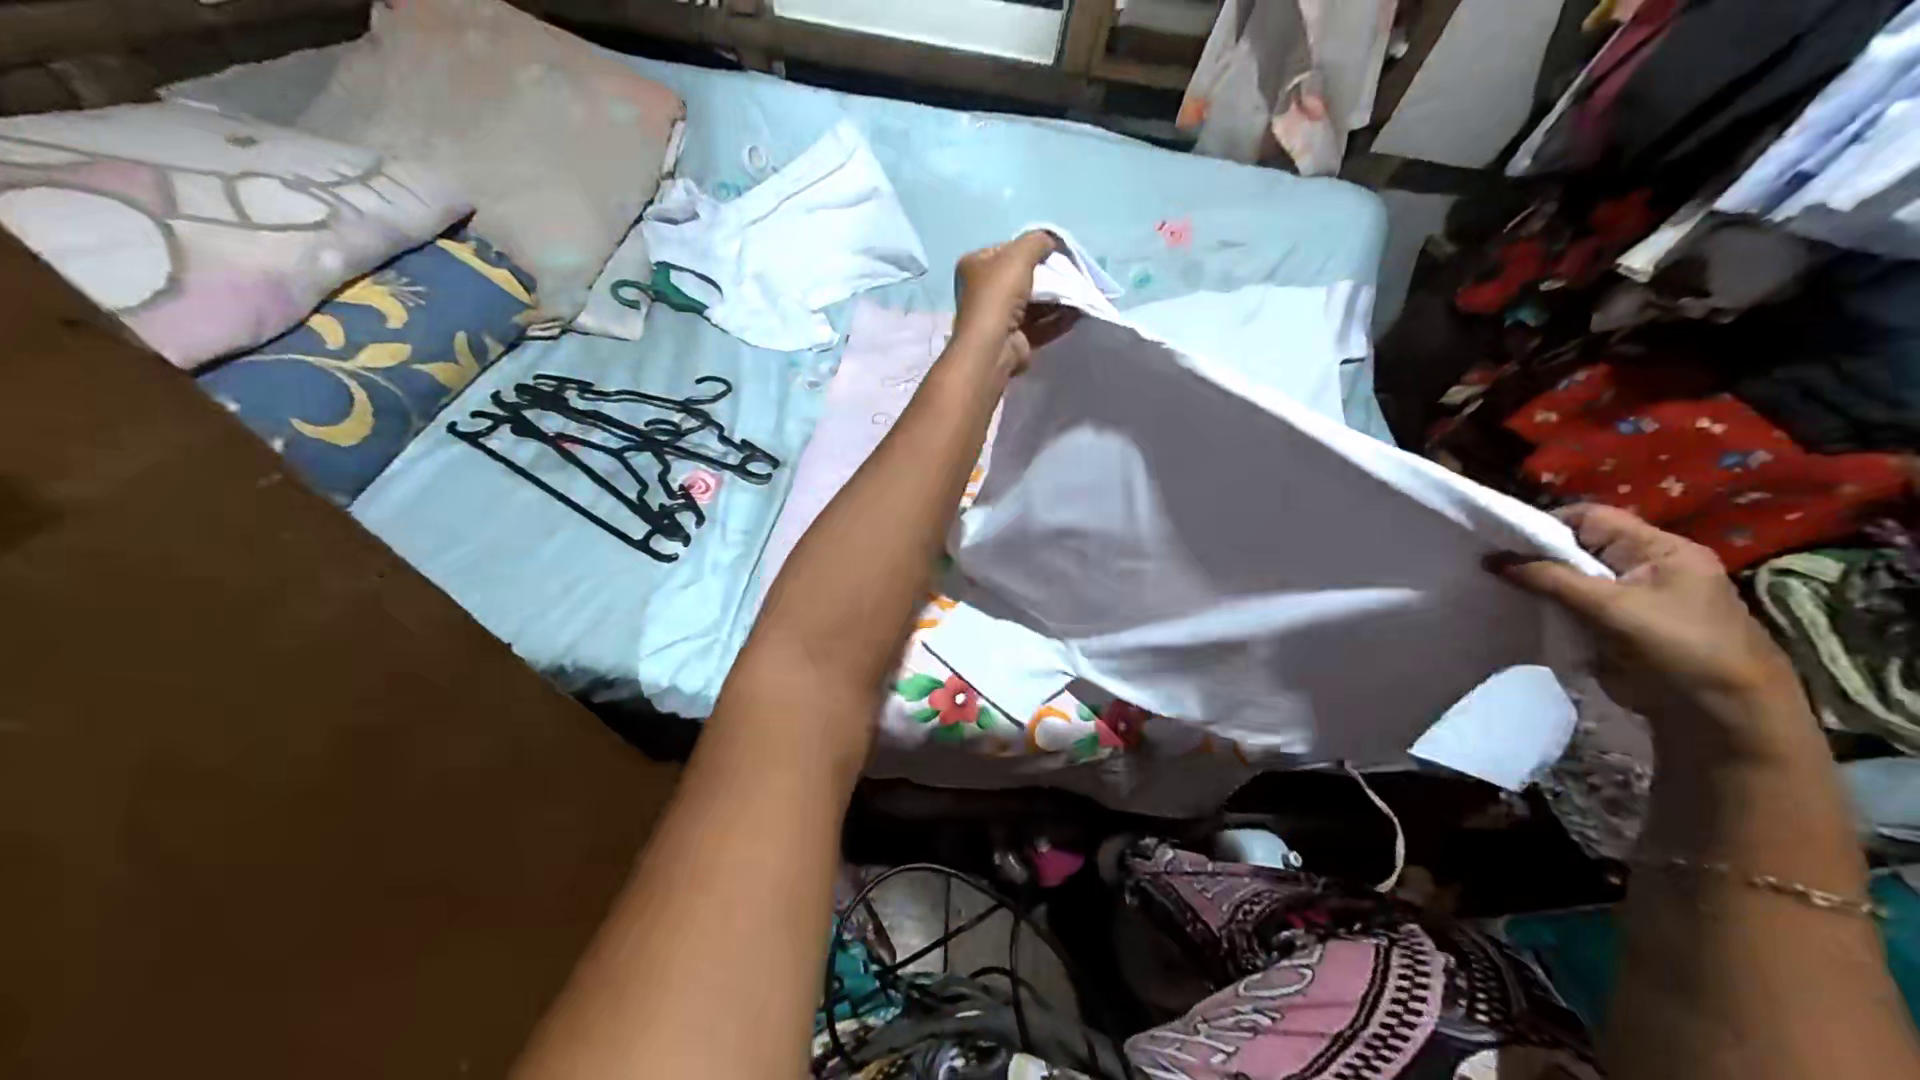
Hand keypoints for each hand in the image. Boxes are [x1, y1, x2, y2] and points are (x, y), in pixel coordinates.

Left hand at [953, 231, 1073, 375]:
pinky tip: (1078, 313)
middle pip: (1022, 277)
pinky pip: (1041, 324)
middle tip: (1070, 271)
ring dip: (1057, 297)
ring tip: (1079, 291)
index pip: (1006, 250)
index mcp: (975, 266)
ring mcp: (999, 317)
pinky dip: (1059, 318)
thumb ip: (1037, 241)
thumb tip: (1050, 241)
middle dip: (1048, 274)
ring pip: (1034, 302)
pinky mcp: (1015, 338)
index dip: (1030, 248)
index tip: (1053, 251)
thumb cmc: (999, 294)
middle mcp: (984, 291)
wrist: (994, 346)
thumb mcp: (1019, 254)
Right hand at [1487, 504, 1809, 760]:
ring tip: (1498, 586)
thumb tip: (1492, 559)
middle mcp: (1645, 566)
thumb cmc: (1678, 646)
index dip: (1548, 524)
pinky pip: (1572, 605)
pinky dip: (1547, 605)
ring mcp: (1630, 597)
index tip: (1503, 540)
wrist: (1718, 713)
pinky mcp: (1615, 625)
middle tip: (1493, 563)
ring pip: (1571, 577)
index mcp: (1660, 549)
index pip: (1593, 518)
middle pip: (1579, 546)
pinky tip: (1520, 609)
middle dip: (1536, 554)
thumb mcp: (1611, 606)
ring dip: (1539, 583)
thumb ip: (1550, 578)